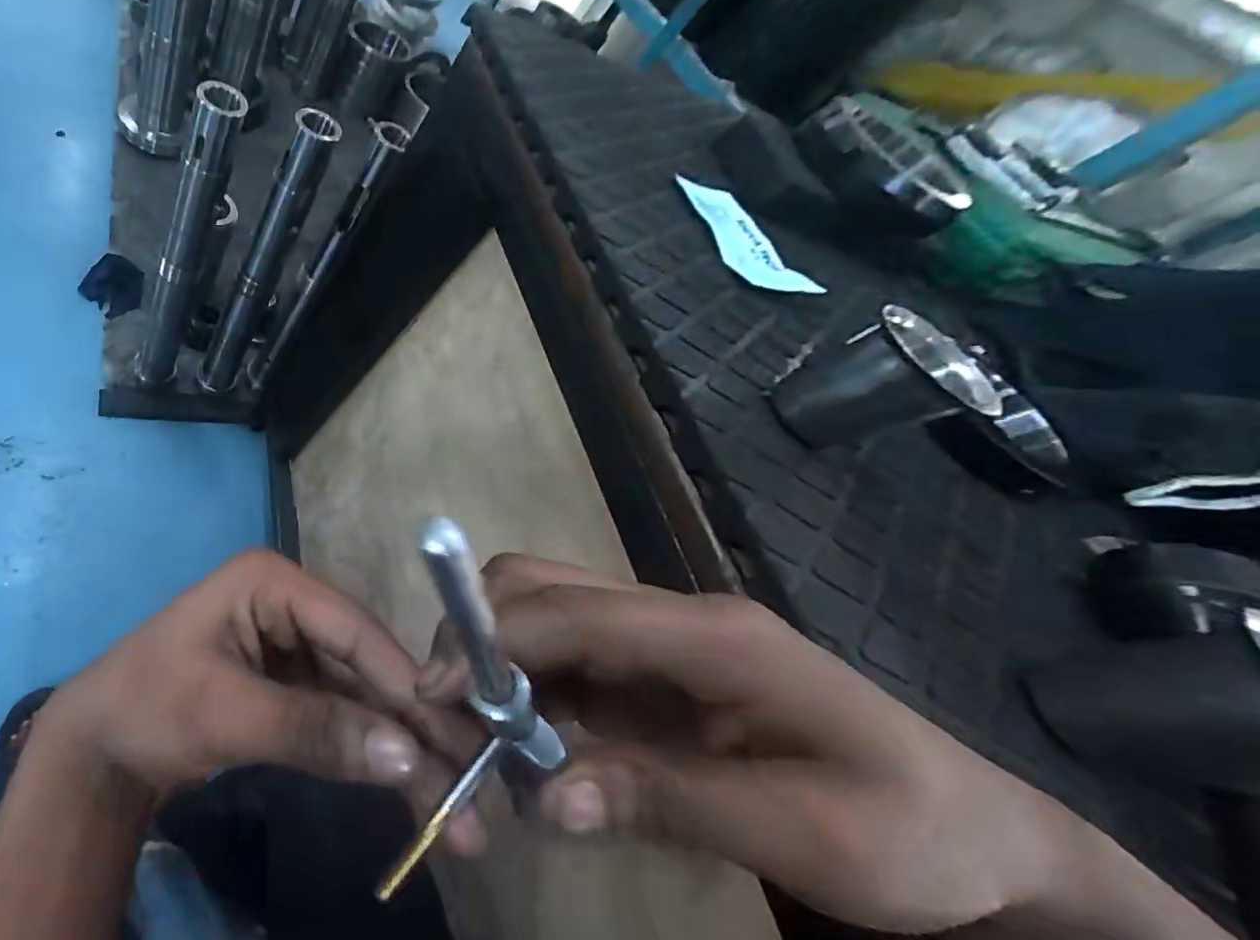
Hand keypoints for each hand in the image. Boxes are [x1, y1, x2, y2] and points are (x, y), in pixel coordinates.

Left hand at [37, 548, 486, 847]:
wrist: (96, 745)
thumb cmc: (148, 706)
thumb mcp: (226, 714)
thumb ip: (315, 730)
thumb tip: (408, 756)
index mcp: (272, 583)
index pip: (353, 629)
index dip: (406, 683)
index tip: (459, 737)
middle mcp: (291, 605)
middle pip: (366, 664)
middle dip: (415, 727)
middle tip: (473, 786)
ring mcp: (293, 645)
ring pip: (362, 694)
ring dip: (405, 749)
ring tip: (456, 811)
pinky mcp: (291, 683)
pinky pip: (343, 714)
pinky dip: (374, 752)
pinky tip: (413, 788)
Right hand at [417, 555, 1096, 934]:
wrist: (984, 837)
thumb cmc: (915, 833)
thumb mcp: (809, 835)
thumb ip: (669, 802)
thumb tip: (546, 798)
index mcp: (712, 634)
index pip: (577, 610)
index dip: (497, 638)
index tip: (439, 690)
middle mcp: (672, 618)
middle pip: (543, 586)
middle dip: (480, 633)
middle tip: (450, 707)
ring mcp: (659, 642)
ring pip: (543, 616)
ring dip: (495, 662)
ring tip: (474, 732)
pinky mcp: (649, 673)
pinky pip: (562, 662)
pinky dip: (523, 691)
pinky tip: (519, 742)